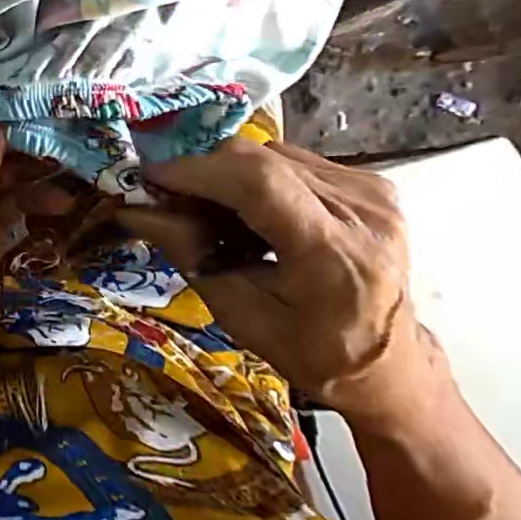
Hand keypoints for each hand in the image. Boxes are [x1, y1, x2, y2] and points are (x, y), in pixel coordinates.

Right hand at [117, 138, 455, 436]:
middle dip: (202, 172)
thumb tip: (131, 208)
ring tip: (212, 213)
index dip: (196, 171)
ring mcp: (372, 192)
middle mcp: (363, 211)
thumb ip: (186, 253)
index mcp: (334, 255)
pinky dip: (253, 177)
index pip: (258, 184)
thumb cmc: (311, 351)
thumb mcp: (237, 313)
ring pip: (269, 153)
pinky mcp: (370, 183)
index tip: (150, 180)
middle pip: (259, 160)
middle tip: (170, 201)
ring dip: (225, 174)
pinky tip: (249, 211)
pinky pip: (289, 159)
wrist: (389, 366)